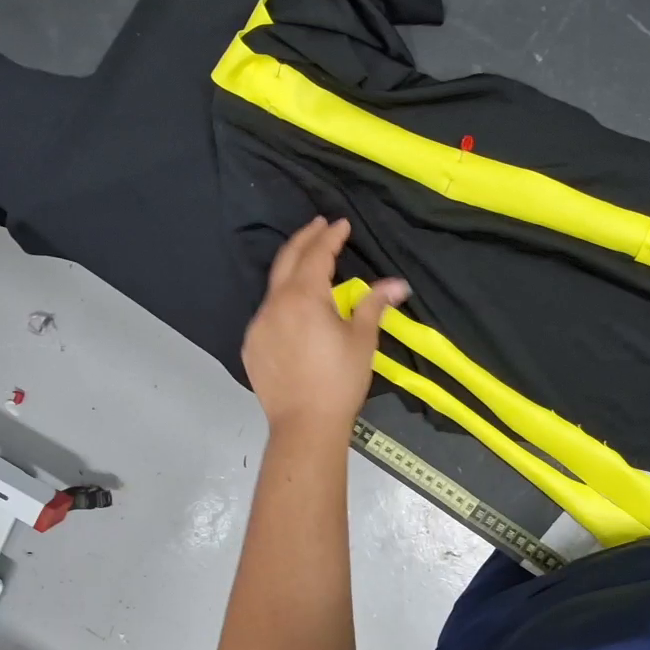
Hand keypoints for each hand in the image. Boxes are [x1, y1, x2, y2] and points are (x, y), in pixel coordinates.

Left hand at [242, 218, 407, 436]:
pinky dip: (283, 302)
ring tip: (310, 267)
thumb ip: (373, 305)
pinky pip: (268, 314)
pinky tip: (296, 313)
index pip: (317, 255)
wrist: (304, 425)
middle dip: (305, 239)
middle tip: (319, 225)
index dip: (331, 237)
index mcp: (304, 296)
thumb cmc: (340, 381)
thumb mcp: (362, 340)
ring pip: (275, 288)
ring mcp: (259, 325)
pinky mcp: (252, 346)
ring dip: (293, 271)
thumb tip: (397, 284)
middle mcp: (275, 304)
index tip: (341, 224)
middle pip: (288, 260)